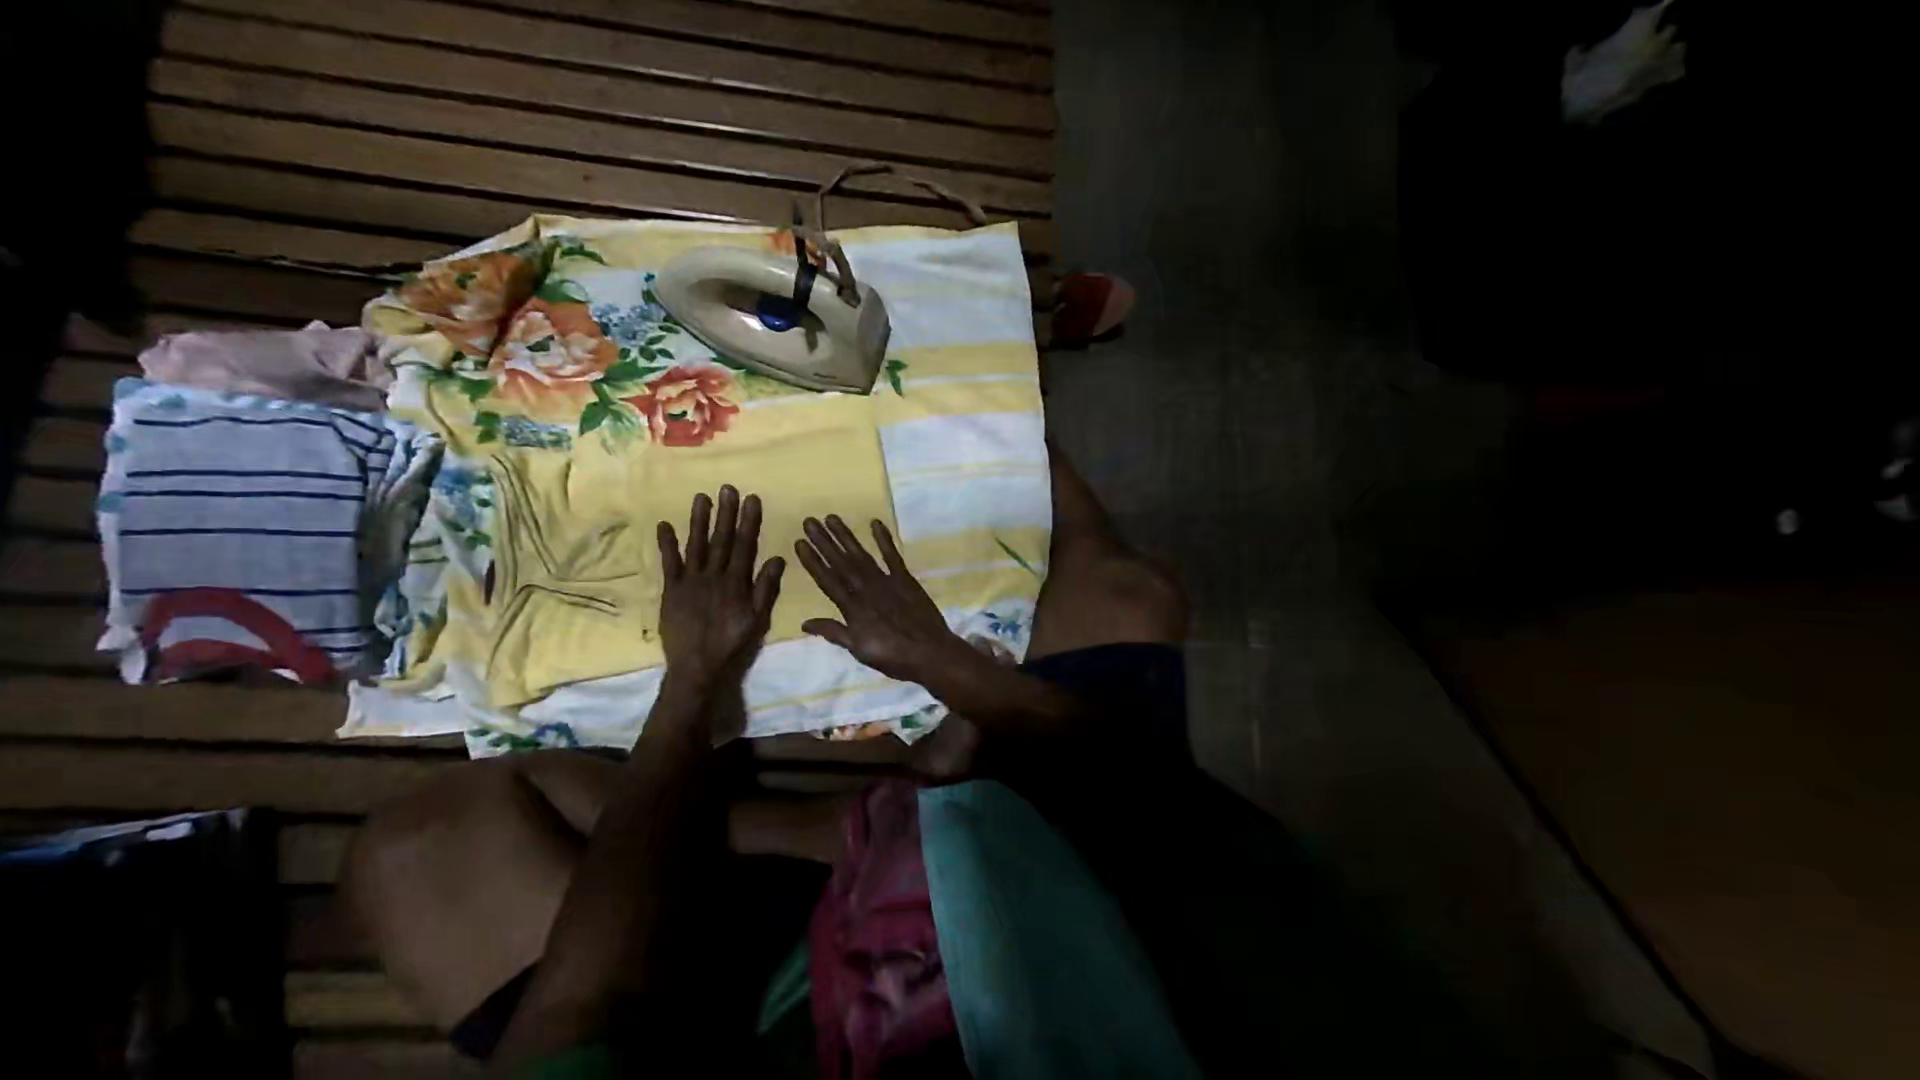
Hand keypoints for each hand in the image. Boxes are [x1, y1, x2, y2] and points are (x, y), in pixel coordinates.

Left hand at [657, 486, 783, 686]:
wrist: (696, 666)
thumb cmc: (731, 644)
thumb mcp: (758, 619)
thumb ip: (766, 589)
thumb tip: (778, 559)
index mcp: (736, 582)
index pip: (745, 545)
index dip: (749, 522)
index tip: (752, 499)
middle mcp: (714, 576)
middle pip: (721, 539)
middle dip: (726, 513)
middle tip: (728, 488)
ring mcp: (690, 581)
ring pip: (696, 545)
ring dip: (699, 520)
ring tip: (701, 497)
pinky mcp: (671, 590)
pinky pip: (669, 563)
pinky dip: (667, 544)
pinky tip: (665, 525)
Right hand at [793, 515, 976, 683]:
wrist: (930, 653)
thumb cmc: (892, 656)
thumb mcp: (858, 650)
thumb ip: (833, 632)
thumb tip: (804, 623)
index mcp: (853, 608)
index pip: (828, 580)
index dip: (813, 562)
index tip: (800, 543)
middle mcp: (867, 589)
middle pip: (841, 562)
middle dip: (824, 542)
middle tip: (809, 521)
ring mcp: (887, 582)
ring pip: (862, 555)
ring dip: (846, 536)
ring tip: (831, 518)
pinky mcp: (906, 579)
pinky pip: (893, 556)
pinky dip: (884, 539)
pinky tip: (874, 523)